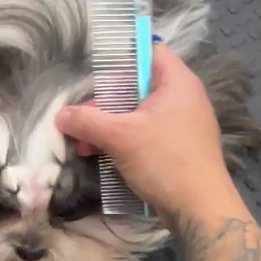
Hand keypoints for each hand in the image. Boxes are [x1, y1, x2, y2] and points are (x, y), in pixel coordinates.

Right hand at [55, 44, 240, 221]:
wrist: (200, 209)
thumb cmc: (165, 161)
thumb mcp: (120, 137)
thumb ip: (87, 121)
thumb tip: (60, 115)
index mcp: (177, 83)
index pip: (149, 51)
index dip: (121, 58)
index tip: (94, 74)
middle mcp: (184, 98)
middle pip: (139, 86)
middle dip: (106, 102)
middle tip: (83, 117)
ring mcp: (184, 125)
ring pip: (140, 114)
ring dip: (111, 126)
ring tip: (86, 143)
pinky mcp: (180, 149)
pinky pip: (148, 135)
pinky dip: (126, 141)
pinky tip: (103, 155)